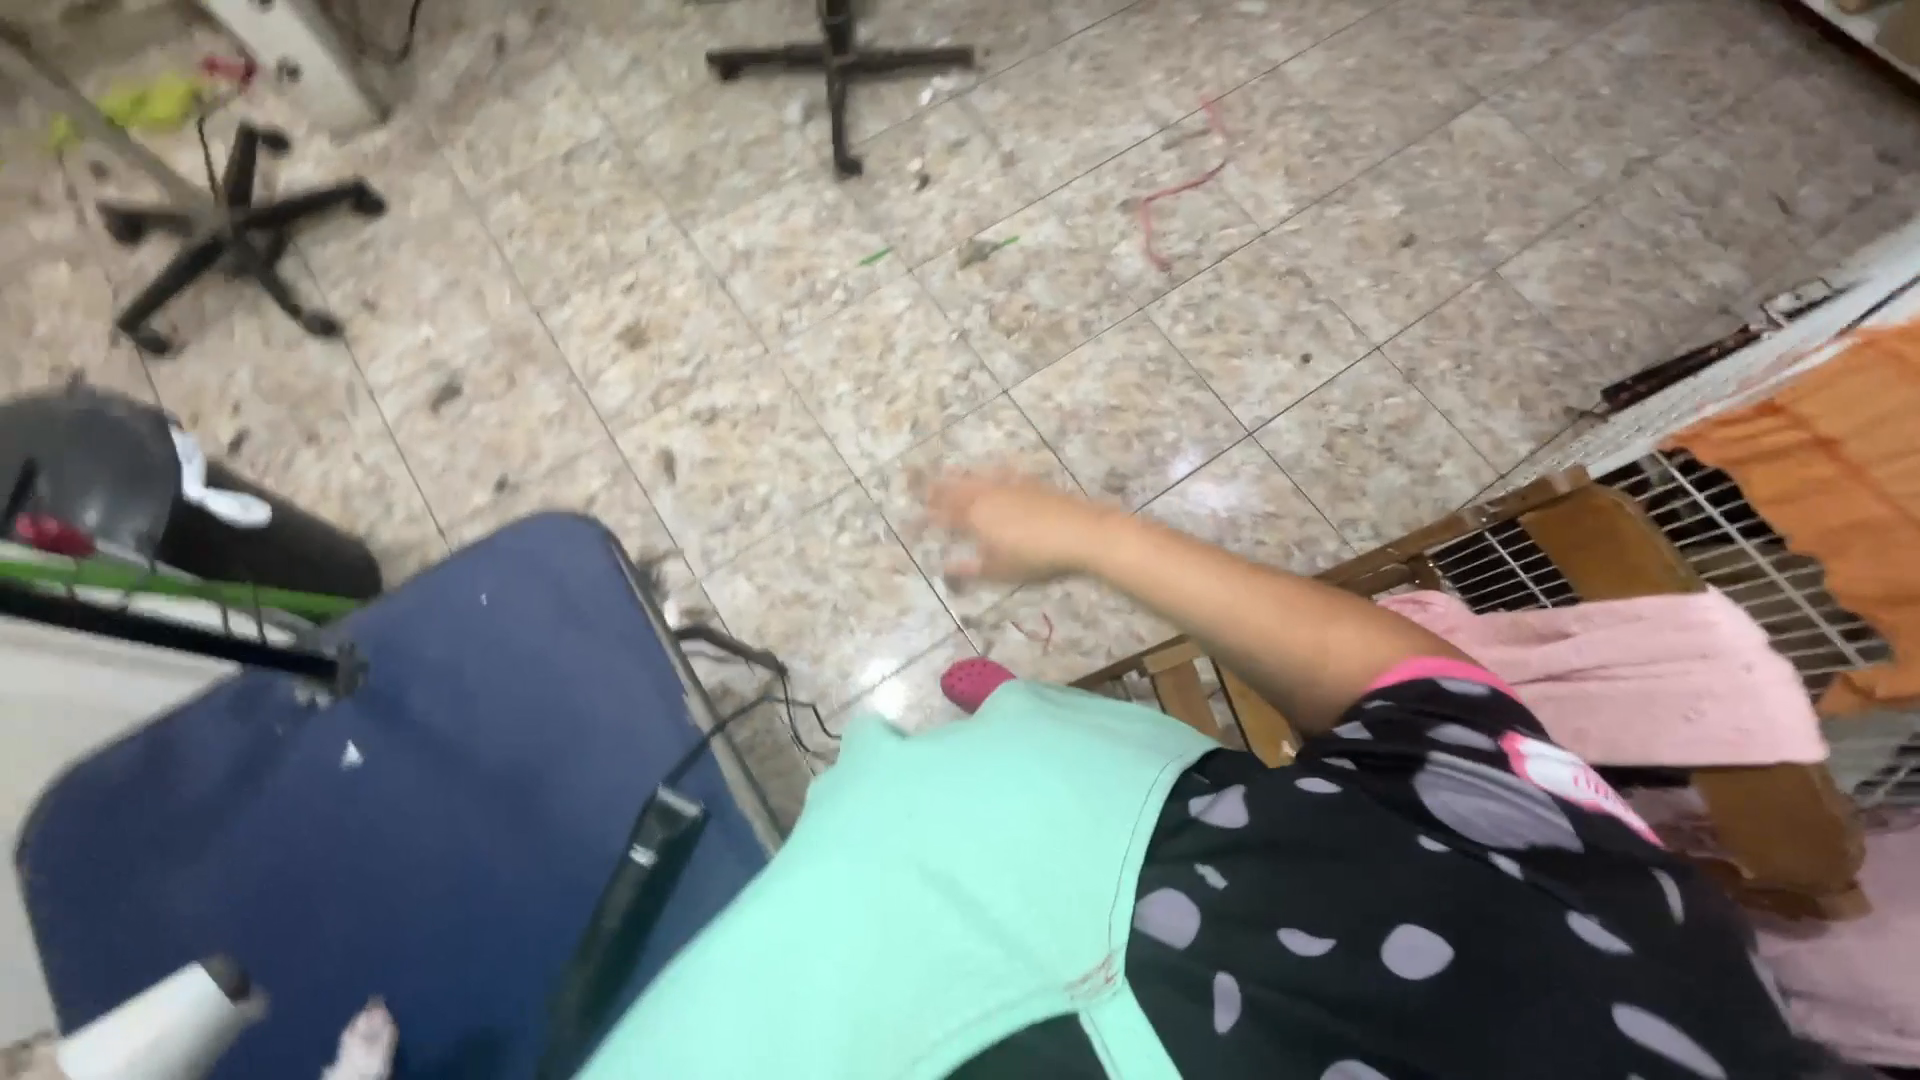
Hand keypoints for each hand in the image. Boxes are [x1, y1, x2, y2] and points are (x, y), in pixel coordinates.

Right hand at [924, 470, 1125, 584]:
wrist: (1079, 532)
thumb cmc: (1035, 556)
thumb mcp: (999, 569)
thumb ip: (971, 568)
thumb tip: (946, 567)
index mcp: (974, 518)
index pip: (942, 516)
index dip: (925, 518)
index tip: (910, 520)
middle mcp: (986, 496)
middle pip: (955, 490)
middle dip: (936, 489)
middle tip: (919, 485)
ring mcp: (1008, 485)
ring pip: (976, 477)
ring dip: (959, 476)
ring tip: (946, 472)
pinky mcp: (1029, 482)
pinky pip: (1002, 472)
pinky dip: (990, 471)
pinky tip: (992, 469)